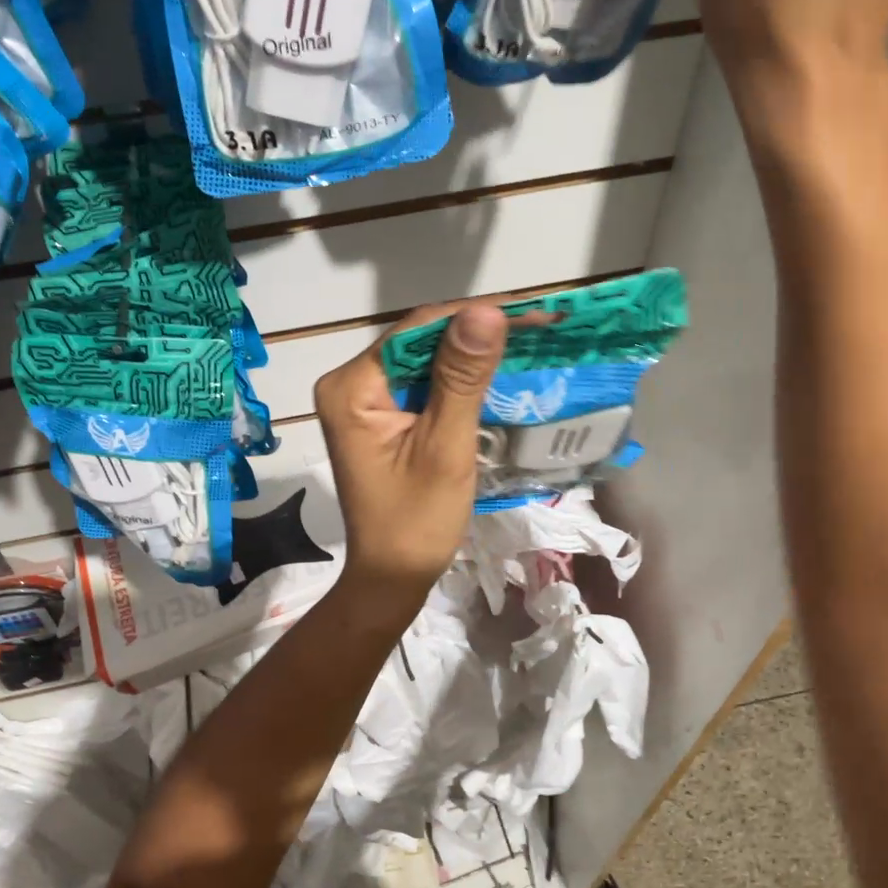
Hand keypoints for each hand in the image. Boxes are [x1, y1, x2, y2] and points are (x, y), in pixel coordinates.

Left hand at [314, 303, 509, 600]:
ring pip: (423, 361)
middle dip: (476, 335)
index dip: (473, 316)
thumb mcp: (444, 447)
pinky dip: (458, 381)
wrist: (392, 577)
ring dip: (471, 356)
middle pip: (419, 342)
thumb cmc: (416, 522)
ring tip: (529, 341)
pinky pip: (421, 385)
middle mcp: (348, 385)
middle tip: (540, 324)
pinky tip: (496, 373)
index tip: (531, 310)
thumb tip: (486, 309)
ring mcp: (361, 402)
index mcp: (351, 388)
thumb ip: (462, 378)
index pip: (417, 331)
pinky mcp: (378, 418)